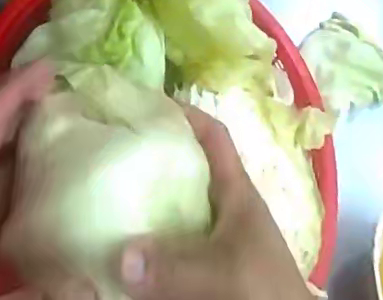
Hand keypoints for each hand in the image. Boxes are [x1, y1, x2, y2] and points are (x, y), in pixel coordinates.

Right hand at [117, 107, 312, 299]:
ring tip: (117, 192)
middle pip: (190, 168)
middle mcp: (226, 208)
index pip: (214, 136)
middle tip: (122, 148)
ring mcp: (219, 238)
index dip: (188, 113)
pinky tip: (130, 249)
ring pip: (180, 208)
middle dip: (159, 157)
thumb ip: (176, 264)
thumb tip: (121, 254)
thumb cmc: (265, 289)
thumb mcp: (224, 272)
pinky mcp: (211, 269)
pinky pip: (176, 245)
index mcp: (236, 190)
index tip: (153, 102)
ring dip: (153, 202)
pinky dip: (155, 245)